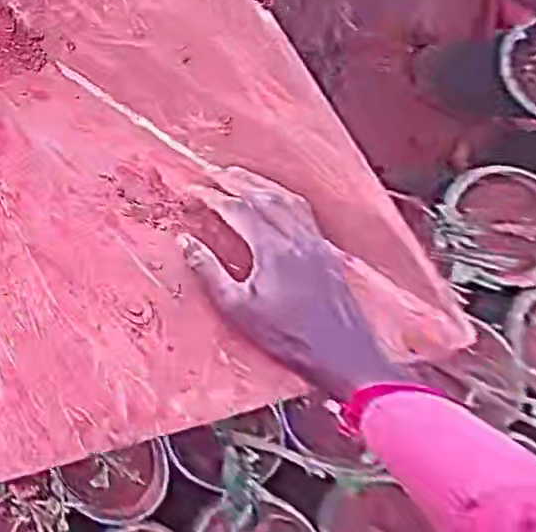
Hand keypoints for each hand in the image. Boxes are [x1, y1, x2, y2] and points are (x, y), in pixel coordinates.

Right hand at [178, 166, 404, 400]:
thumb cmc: (290, 339)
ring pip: (286, 199)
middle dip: (233, 180)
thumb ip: (208, 271)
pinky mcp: (329, 255)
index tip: (192, 189)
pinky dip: (283, 196)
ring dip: (259, 183)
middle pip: (262, 196)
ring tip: (239, 175)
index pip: (236, 208)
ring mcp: (317, 245)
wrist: (351, 364)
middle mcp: (297, 240)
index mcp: (272, 249)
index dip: (211, 195)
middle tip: (210, 172)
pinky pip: (304, 212)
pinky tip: (276, 199)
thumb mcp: (238, 309)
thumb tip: (185, 240)